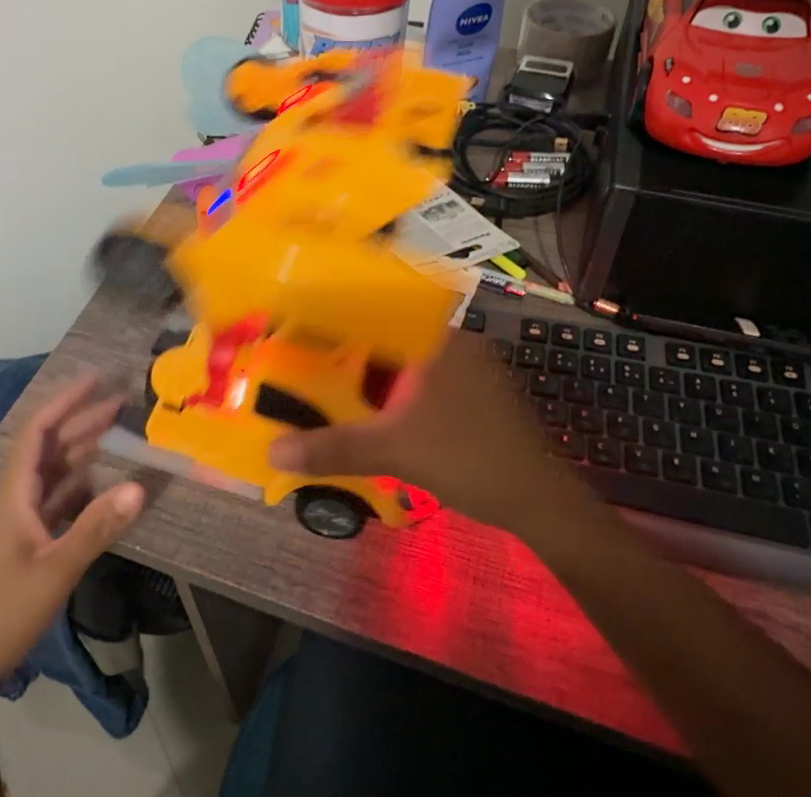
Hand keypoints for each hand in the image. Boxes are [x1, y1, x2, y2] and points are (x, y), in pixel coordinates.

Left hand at [0, 373, 144, 695]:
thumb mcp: (54, 571)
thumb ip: (96, 528)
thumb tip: (140, 485)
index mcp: (12, 496)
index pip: (39, 432)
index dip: (66, 401)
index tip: (97, 378)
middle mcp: (12, 501)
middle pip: (49, 449)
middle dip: (83, 422)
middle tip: (123, 404)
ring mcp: (16, 525)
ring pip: (53, 476)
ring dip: (83, 454)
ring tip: (120, 436)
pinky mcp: (22, 547)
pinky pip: (55, 503)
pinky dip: (80, 489)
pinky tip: (103, 489)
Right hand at [267, 333, 586, 538]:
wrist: (538, 499)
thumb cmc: (467, 458)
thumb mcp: (392, 451)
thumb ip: (331, 449)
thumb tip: (272, 452)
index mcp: (435, 338)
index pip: (376, 311)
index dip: (335, 320)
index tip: (298, 331)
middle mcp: (453, 343)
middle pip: (387, 340)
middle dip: (347, 357)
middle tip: (305, 369)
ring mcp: (468, 371)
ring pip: (405, 367)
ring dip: (370, 383)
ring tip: (328, 392)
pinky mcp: (475, 397)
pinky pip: (421, 386)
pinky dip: (393, 399)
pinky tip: (370, 418)